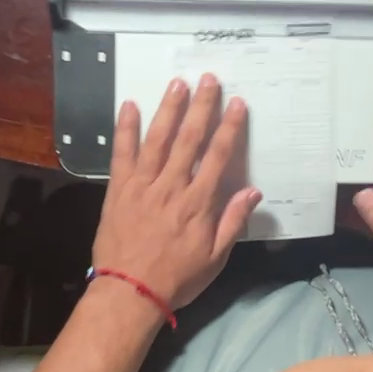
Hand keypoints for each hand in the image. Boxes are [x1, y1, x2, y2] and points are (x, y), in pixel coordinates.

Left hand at [94, 75, 261, 309]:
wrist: (129, 292)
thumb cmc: (177, 278)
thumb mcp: (215, 258)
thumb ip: (233, 221)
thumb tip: (253, 191)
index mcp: (198, 203)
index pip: (218, 156)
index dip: (229, 127)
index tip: (236, 104)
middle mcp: (171, 186)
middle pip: (189, 139)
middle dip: (201, 107)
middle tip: (208, 79)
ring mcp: (142, 185)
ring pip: (157, 139)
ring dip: (168, 109)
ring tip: (177, 84)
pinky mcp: (118, 189)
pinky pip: (122, 154)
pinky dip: (125, 129)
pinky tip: (130, 105)